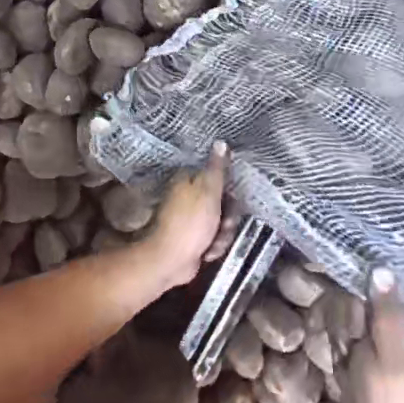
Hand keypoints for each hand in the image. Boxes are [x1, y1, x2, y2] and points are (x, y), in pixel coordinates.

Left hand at [141, 141, 227, 287]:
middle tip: (224, 225)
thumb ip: (217, 168)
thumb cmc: (190, 223)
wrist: (170, 260)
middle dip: (227, 218)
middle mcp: (188, 196)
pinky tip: (207, 252)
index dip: (230, 191)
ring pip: (221, 222)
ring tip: (212, 243)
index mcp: (189, 180)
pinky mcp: (194, 237)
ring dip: (222, 235)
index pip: (219, 178)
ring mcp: (191, 218)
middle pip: (223, 202)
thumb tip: (221, 142)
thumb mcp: (207, 191)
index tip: (233, 201)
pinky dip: (213, 246)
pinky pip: (213, 238)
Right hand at [349, 268, 403, 402]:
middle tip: (355, 336)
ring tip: (347, 353)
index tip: (367, 284)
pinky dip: (339, 335)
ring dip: (344, 327)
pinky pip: (345, 321)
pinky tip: (341, 354)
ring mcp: (387, 335)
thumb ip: (390, 312)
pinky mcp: (365, 344)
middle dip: (357, 313)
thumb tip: (382, 269)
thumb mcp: (395, 357)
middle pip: (375, 292)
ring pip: (355, 304)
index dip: (388, 282)